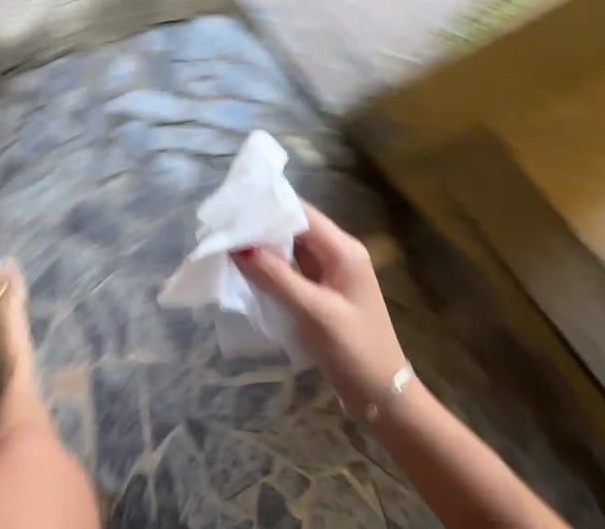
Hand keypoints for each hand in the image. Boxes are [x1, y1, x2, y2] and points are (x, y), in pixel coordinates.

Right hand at [233, 202, 409, 412]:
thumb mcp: (313, 312)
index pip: (300, 212)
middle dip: (259, 227)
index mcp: (343, 250)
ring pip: (289, 249)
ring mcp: (328, 274)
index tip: (231, 210)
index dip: (266, 207)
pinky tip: (244, 271)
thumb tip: (237, 247)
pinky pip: (290, 270)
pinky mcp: (320, 293)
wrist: (383, 397)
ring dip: (261, 248)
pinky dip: (268, 268)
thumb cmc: (354, 351)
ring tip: (224, 246)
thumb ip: (275, 276)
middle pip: (293, 228)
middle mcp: (336, 254)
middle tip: (221, 229)